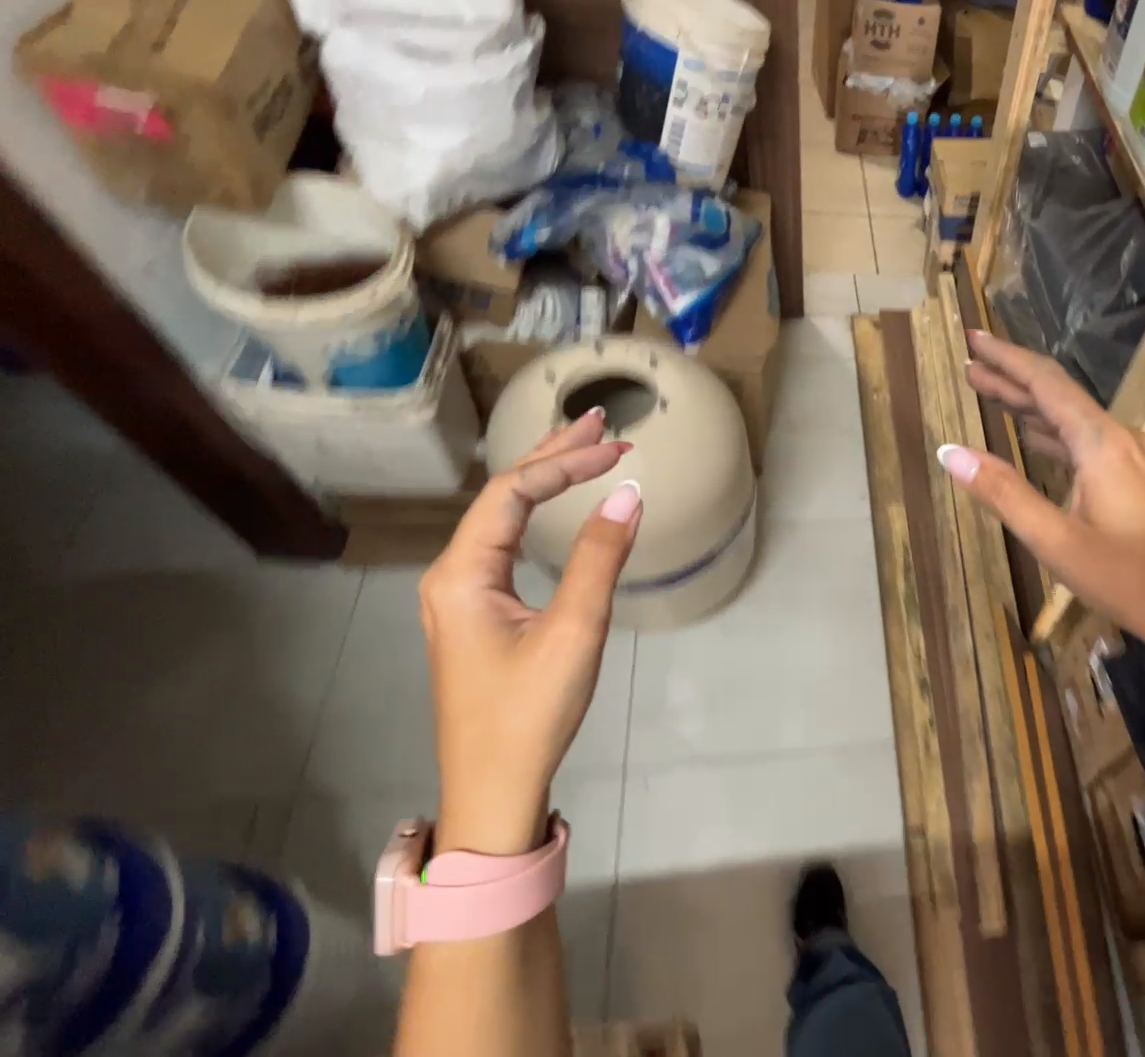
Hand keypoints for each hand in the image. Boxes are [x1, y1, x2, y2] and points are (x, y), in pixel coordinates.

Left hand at [419, 410, 642, 855]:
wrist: (494, 784)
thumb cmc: (530, 710)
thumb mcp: (574, 631)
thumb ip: (601, 558)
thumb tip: (629, 494)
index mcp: (461, 573)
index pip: (512, 493)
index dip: (567, 464)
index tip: (621, 449)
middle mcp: (452, 575)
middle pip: (502, 497)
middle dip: (553, 456)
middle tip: (600, 423)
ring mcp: (461, 595)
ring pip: (502, 520)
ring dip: (544, 481)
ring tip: (583, 449)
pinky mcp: (478, 614)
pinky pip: (506, 545)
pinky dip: (537, 515)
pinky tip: (552, 508)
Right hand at [939, 329, 1144, 673]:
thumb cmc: (1128, 580)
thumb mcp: (1055, 541)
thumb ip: (1002, 493)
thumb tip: (949, 452)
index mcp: (1102, 444)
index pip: (1046, 383)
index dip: (1006, 358)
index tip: (972, 339)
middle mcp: (1123, 440)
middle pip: (1060, 397)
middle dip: (1012, 380)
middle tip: (968, 367)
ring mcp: (1138, 459)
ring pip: (1076, 421)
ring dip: (1032, 409)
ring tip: (991, 396)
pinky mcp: (1143, 481)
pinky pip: (1091, 444)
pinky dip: (1056, 436)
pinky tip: (1036, 440)